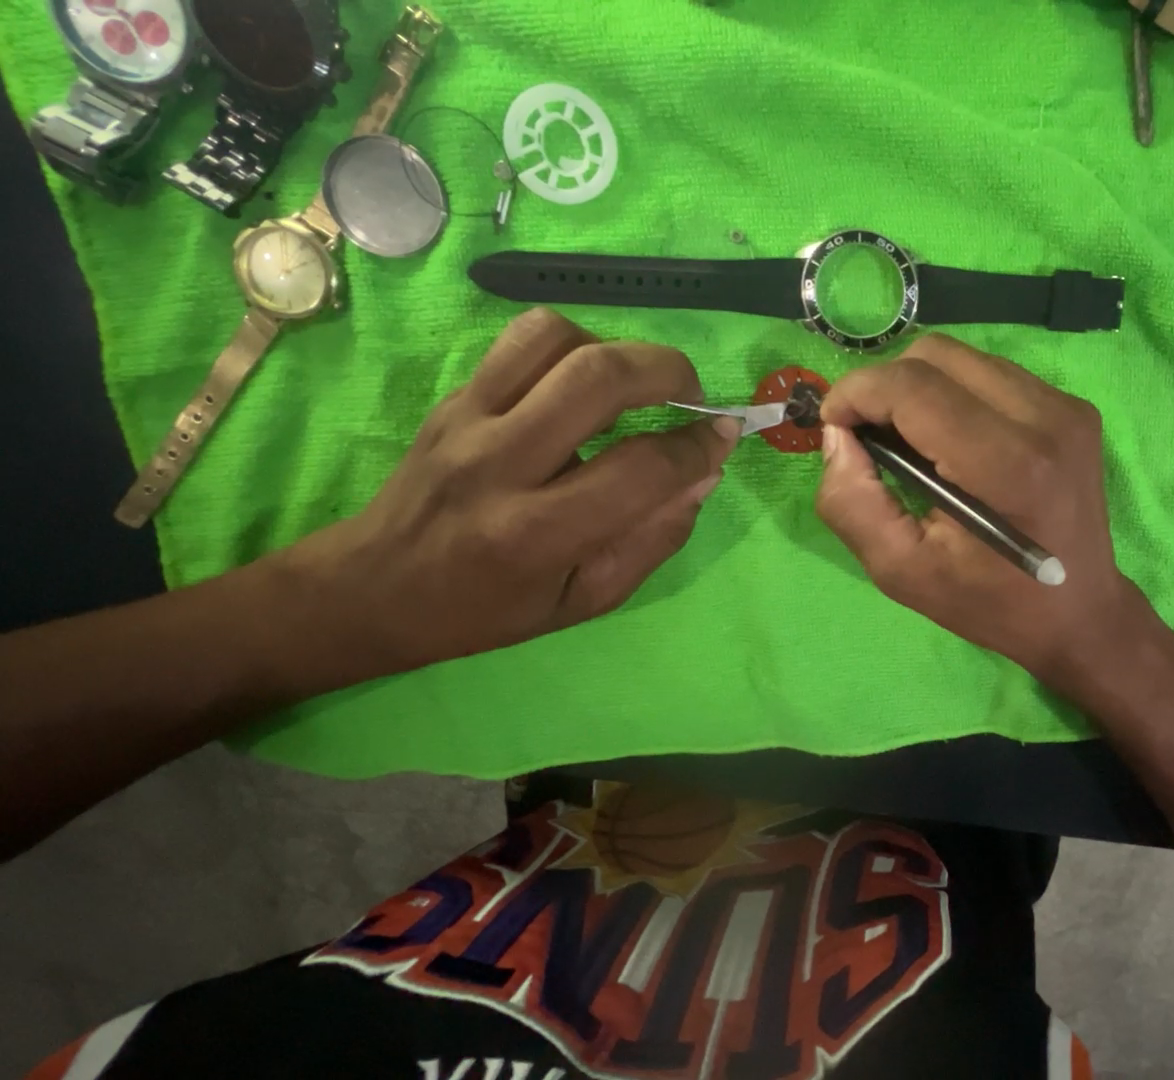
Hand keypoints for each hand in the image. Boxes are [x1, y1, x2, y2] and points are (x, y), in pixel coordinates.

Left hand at [280, 308, 738, 677]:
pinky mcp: (452, 396)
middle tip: (693, 397)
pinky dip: (574, 344)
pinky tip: (586, 380)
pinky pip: (522, 340)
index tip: (724, 435)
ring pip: (556, 339)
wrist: (372, 588)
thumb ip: (654, 538)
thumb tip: (704, 474)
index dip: (698, 446)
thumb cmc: (490, 609)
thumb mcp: (586, 599)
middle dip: (669, 373)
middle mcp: (500, 465)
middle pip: (599, 378)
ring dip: (617, 349)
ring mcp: (468, 420)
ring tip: (637, 385)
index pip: (641, 469)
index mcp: (538, 533)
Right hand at [814, 334, 1149, 685]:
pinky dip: (956, 394)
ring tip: (910, 442)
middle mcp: (1046, 419)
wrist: (1079, 612)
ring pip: (964, 358)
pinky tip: (952, 441)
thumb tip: (837, 435)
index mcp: (1009, 466)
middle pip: (936, 355)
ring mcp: (1066, 408)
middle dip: (885, 386)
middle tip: (870, 436)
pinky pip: (992, 374)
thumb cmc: (990, 603)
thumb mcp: (903, 572)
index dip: (858, 392)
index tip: (834, 424)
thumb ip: (853, 503)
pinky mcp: (1074, 408)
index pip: (914, 386)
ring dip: (920, 387)